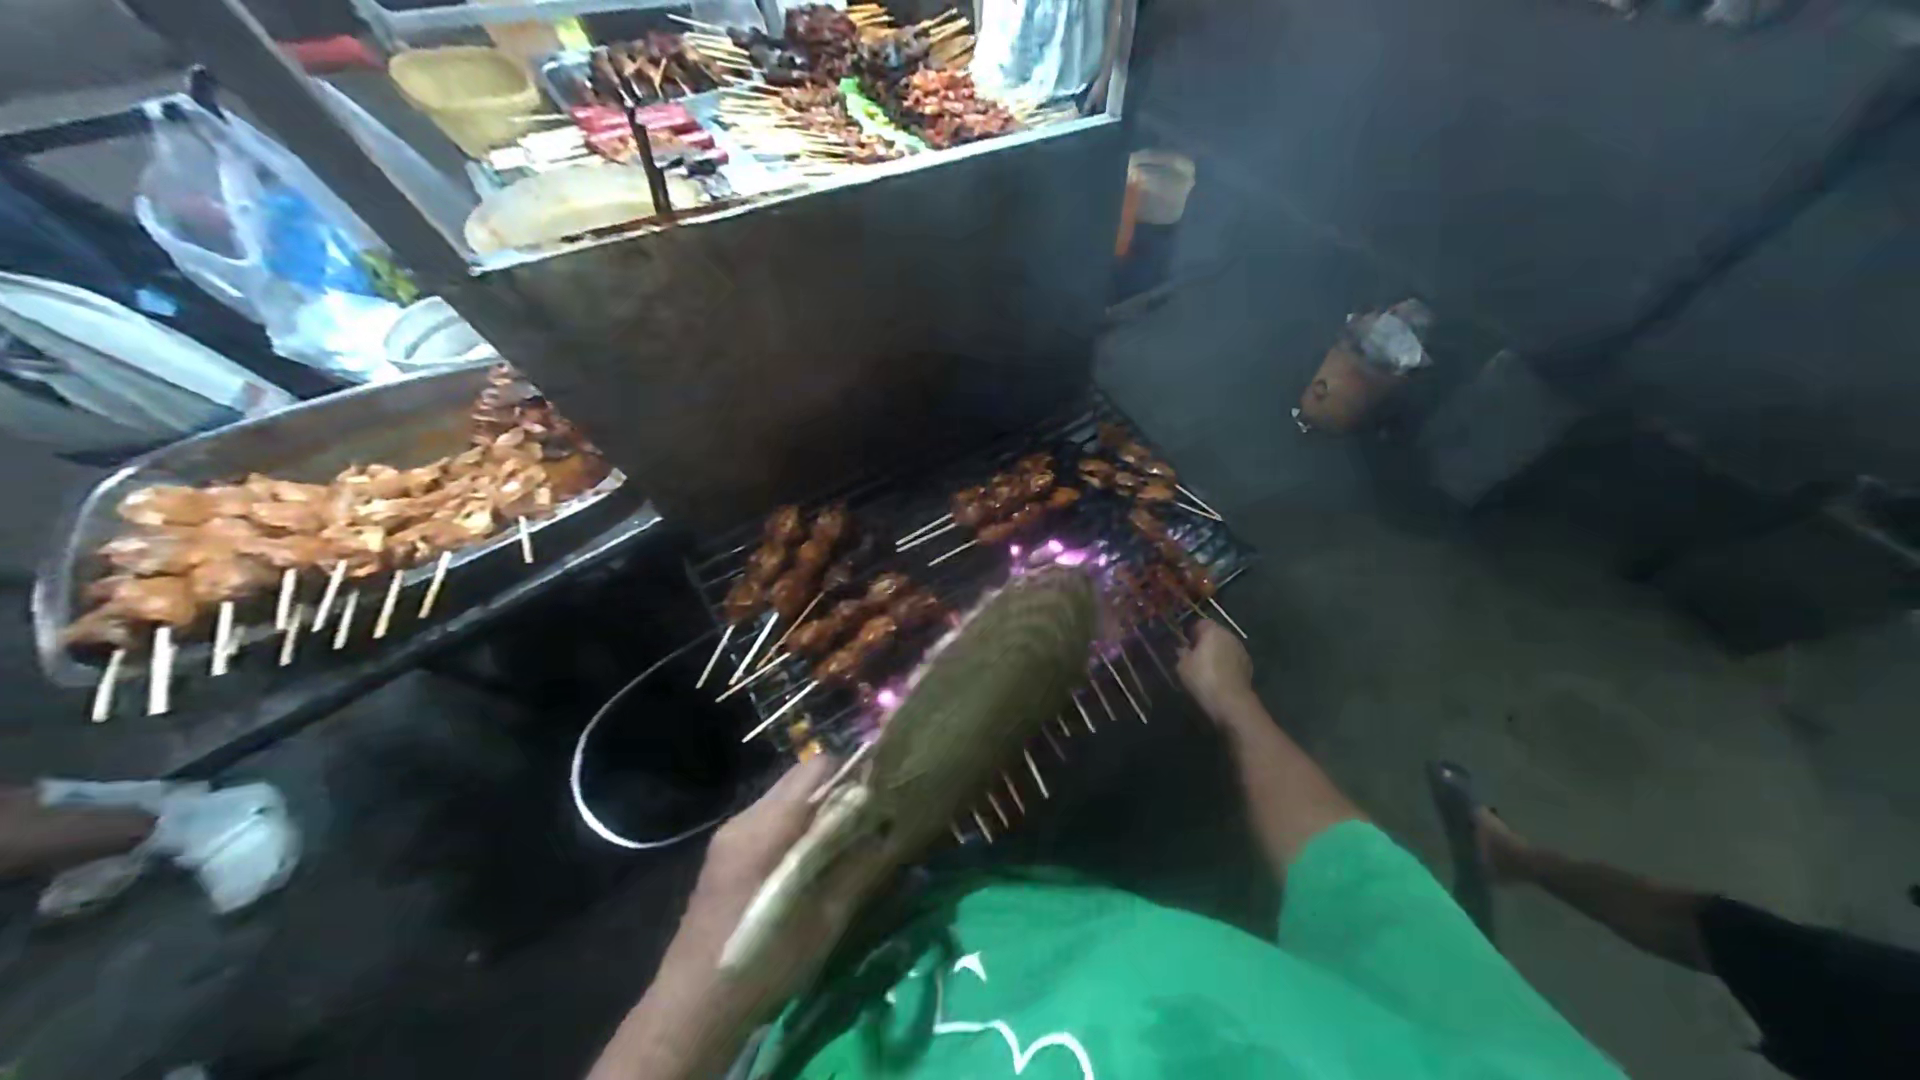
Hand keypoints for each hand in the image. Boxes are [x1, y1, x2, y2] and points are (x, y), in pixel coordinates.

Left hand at [589, 755, 891, 1079]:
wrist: (693, 1008)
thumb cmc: (766, 963)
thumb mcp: (825, 918)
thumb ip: (858, 866)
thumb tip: (888, 830)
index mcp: (768, 828)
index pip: (817, 767)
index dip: (852, 774)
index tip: (877, 797)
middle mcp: (745, 818)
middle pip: (799, 778)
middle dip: (835, 790)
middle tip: (863, 820)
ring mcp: (729, 834)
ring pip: (783, 797)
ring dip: (814, 809)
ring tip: (839, 841)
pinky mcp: (724, 852)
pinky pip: (768, 819)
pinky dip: (793, 825)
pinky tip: (806, 860)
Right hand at [1177, 619, 1256, 724]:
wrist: (1232, 703)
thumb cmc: (1203, 679)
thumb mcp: (1182, 665)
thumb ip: (1182, 652)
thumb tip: (1184, 648)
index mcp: (1212, 631)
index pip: (1200, 623)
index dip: (1191, 633)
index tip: (1184, 645)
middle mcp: (1230, 636)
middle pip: (1214, 634)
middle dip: (1205, 642)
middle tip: (1194, 657)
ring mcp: (1242, 650)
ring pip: (1225, 646)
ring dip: (1217, 653)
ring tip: (1207, 669)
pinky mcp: (1249, 665)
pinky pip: (1233, 659)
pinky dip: (1226, 663)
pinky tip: (1219, 677)